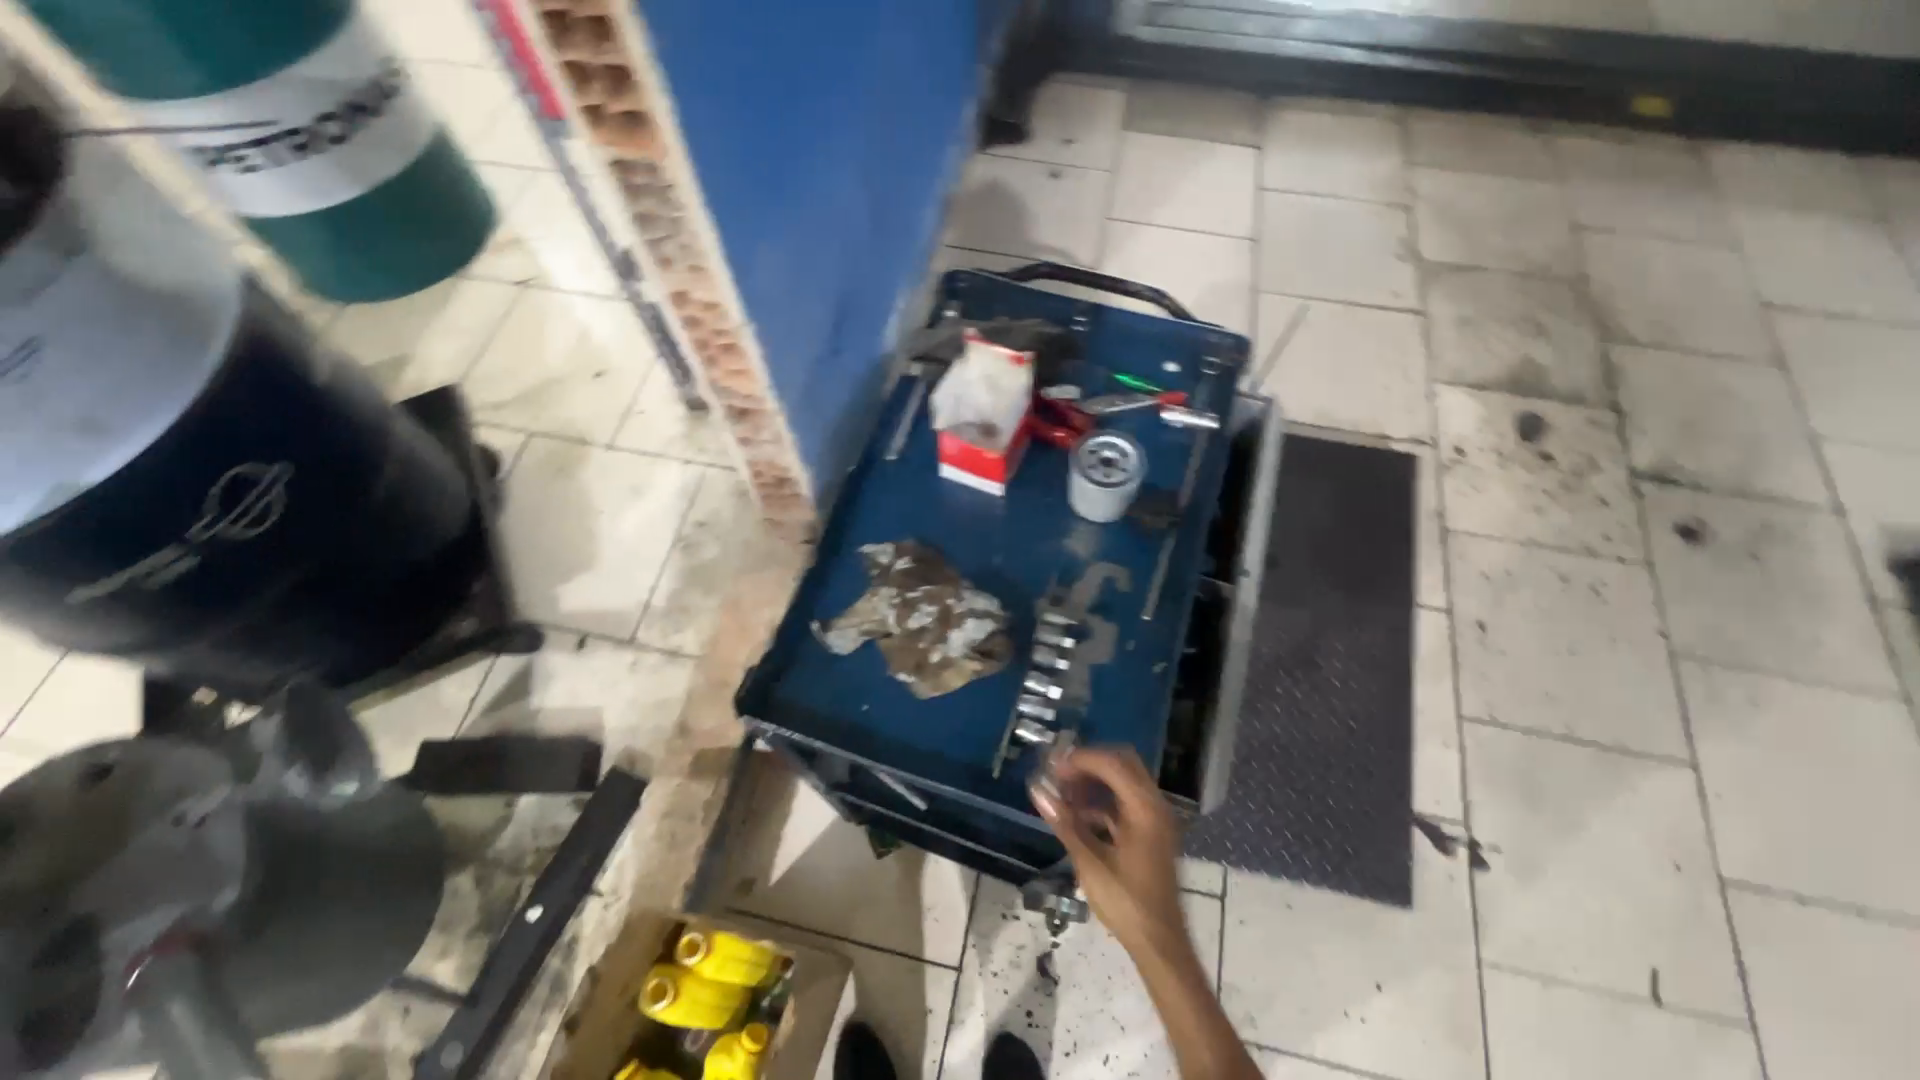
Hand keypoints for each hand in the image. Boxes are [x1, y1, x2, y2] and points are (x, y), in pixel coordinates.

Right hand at [1030, 746, 1186, 954]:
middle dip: (1088, 764)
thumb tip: (1037, 791)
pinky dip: (1102, 802)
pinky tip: (1078, 816)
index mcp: (1144, 808)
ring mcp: (1155, 819)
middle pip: (1122, 764)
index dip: (1080, 759)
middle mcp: (1155, 806)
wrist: (1158, 941)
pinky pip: (1126, 803)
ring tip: (1063, 795)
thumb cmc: (1126, 902)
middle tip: (1058, 775)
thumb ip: (1065, 823)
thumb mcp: (1090, 863)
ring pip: (1124, 783)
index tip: (1051, 766)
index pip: (1112, 764)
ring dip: (1094, 782)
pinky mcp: (1150, 833)